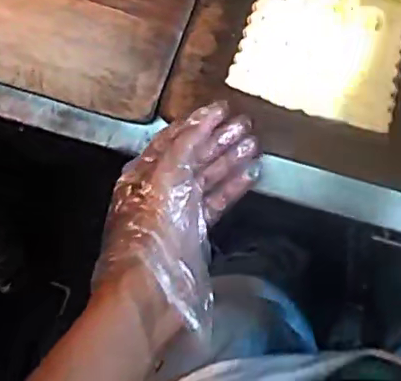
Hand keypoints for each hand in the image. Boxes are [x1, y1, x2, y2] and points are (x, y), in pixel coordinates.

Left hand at [92, 102, 259, 348]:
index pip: (175, 137)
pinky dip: (234, 186)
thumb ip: (184, 146)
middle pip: (195, 155)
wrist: (148, 294)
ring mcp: (179, 210)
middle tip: (246, 123)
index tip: (223, 107)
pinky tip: (252, 173)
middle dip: (220, 137)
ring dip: (231, 158)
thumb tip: (204, 119)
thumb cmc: (150, 232)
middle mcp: (162, 187)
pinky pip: (217, 200)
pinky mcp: (195, 232)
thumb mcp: (164, 179)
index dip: (199, 121)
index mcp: (146, 172)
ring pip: (208, 176)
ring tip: (254, 143)